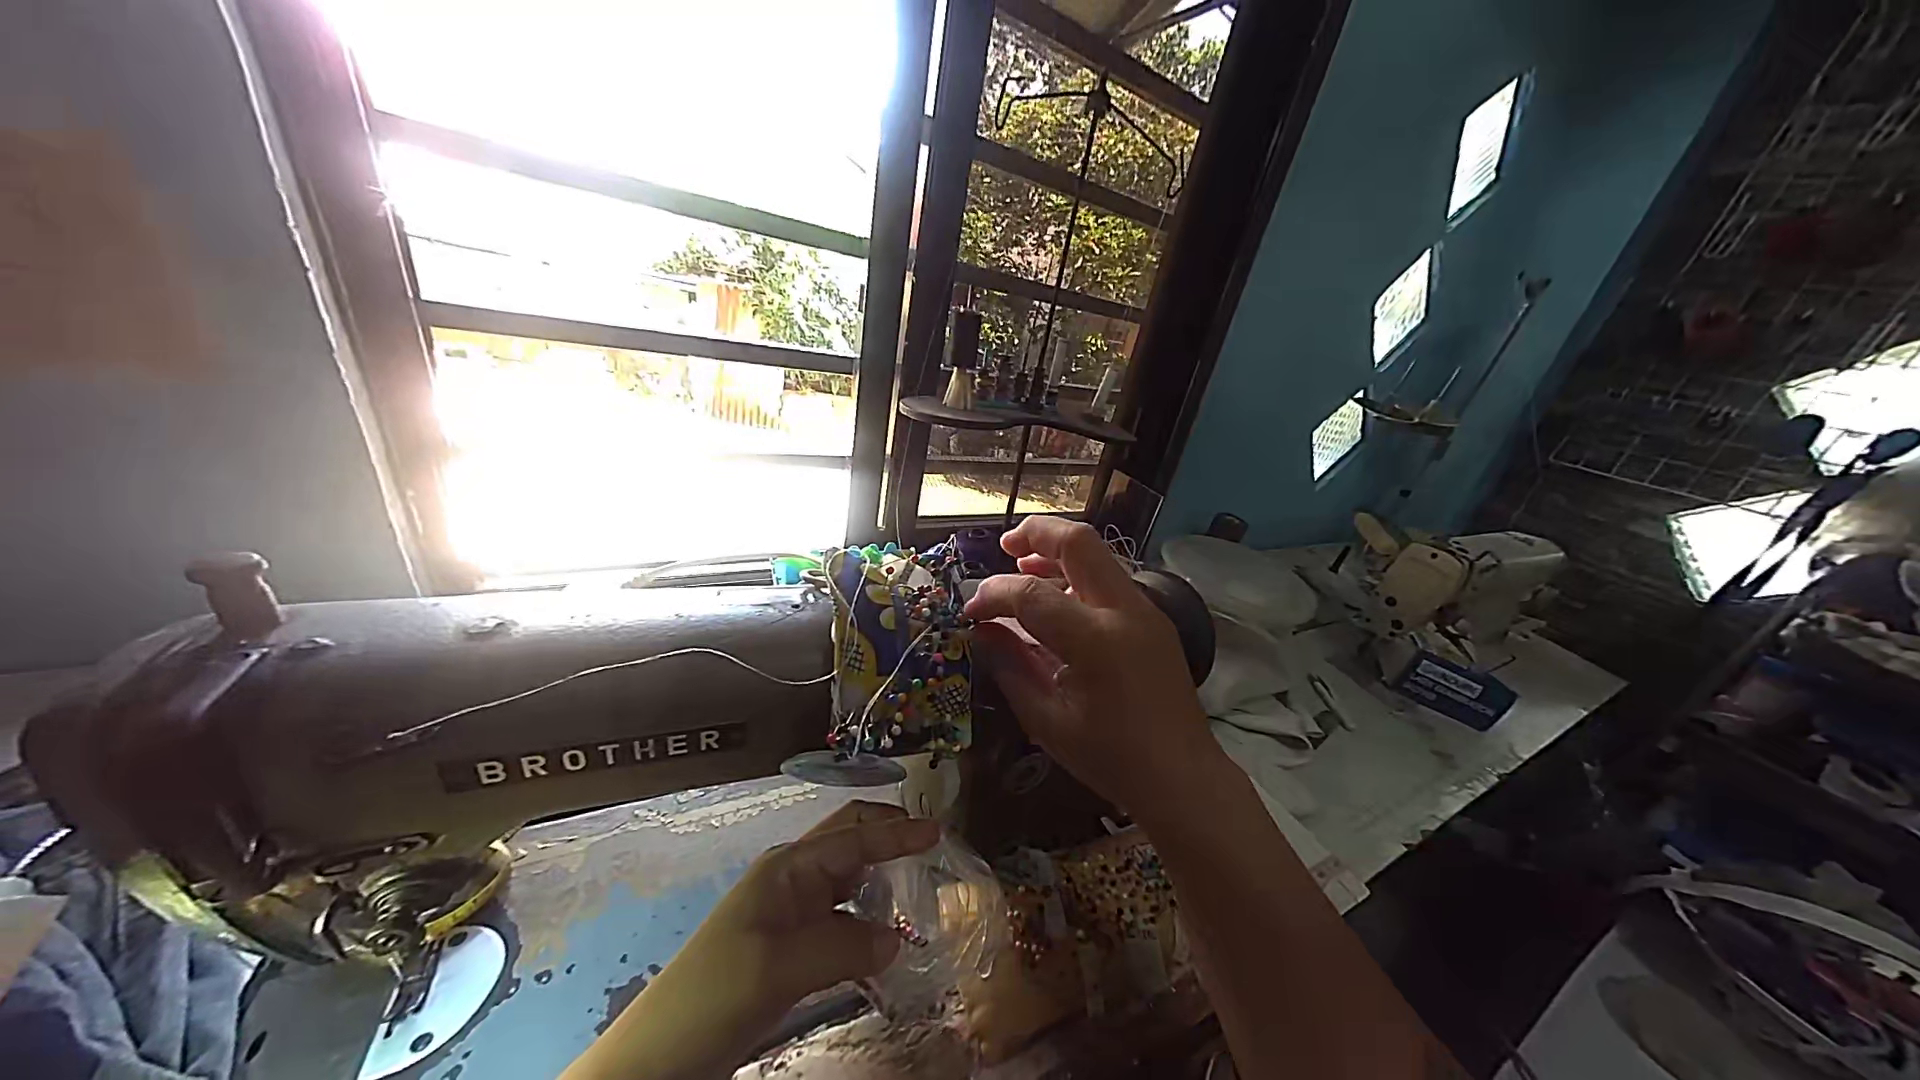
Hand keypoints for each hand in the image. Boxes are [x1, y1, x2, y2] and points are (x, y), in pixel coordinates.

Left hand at [562, 801, 938, 1079]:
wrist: (661, 1055)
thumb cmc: (714, 994)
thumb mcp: (777, 968)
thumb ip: (842, 946)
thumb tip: (896, 937)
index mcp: (787, 867)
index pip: (852, 838)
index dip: (896, 832)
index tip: (937, 831)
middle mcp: (793, 879)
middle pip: (850, 843)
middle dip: (888, 838)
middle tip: (932, 849)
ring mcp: (793, 912)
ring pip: (849, 881)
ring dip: (881, 878)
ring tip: (919, 890)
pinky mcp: (794, 945)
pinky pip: (842, 918)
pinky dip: (868, 918)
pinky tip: (886, 938)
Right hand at [965, 517, 1220, 819]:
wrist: (1183, 777)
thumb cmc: (1111, 758)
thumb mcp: (1046, 720)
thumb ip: (1009, 666)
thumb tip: (981, 631)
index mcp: (1096, 641)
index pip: (1030, 594)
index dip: (993, 594)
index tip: (971, 610)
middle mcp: (1125, 612)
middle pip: (1079, 542)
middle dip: (1036, 533)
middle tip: (1004, 546)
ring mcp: (1146, 611)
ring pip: (1098, 555)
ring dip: (1058, 552)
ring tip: (1023, 564)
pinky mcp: (1153, 619)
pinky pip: (1109, 579)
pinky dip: (1077, 574)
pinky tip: (1056, 599)